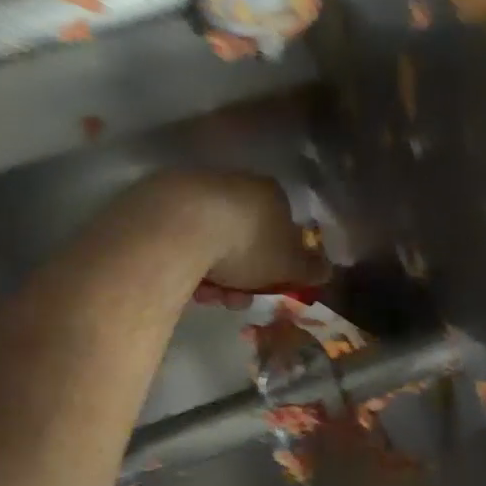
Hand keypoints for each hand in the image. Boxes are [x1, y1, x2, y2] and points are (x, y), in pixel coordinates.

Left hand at [145, 171, 329, 308]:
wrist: (180, 227)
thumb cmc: (247, 244)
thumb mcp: (289, 264)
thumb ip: (310, 268)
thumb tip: (327, 269)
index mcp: (269, 192)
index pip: (281, 227)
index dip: (277, 263)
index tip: (267, 288)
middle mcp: (233, 185)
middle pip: (243, 239)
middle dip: (242, 277)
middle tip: (234, 300)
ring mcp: (193, 192)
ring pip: (210, 243)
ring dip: (214, 277)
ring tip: (207, 297)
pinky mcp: (158, 204)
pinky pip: (180, 241)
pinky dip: (185, 264)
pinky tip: (183, 284)